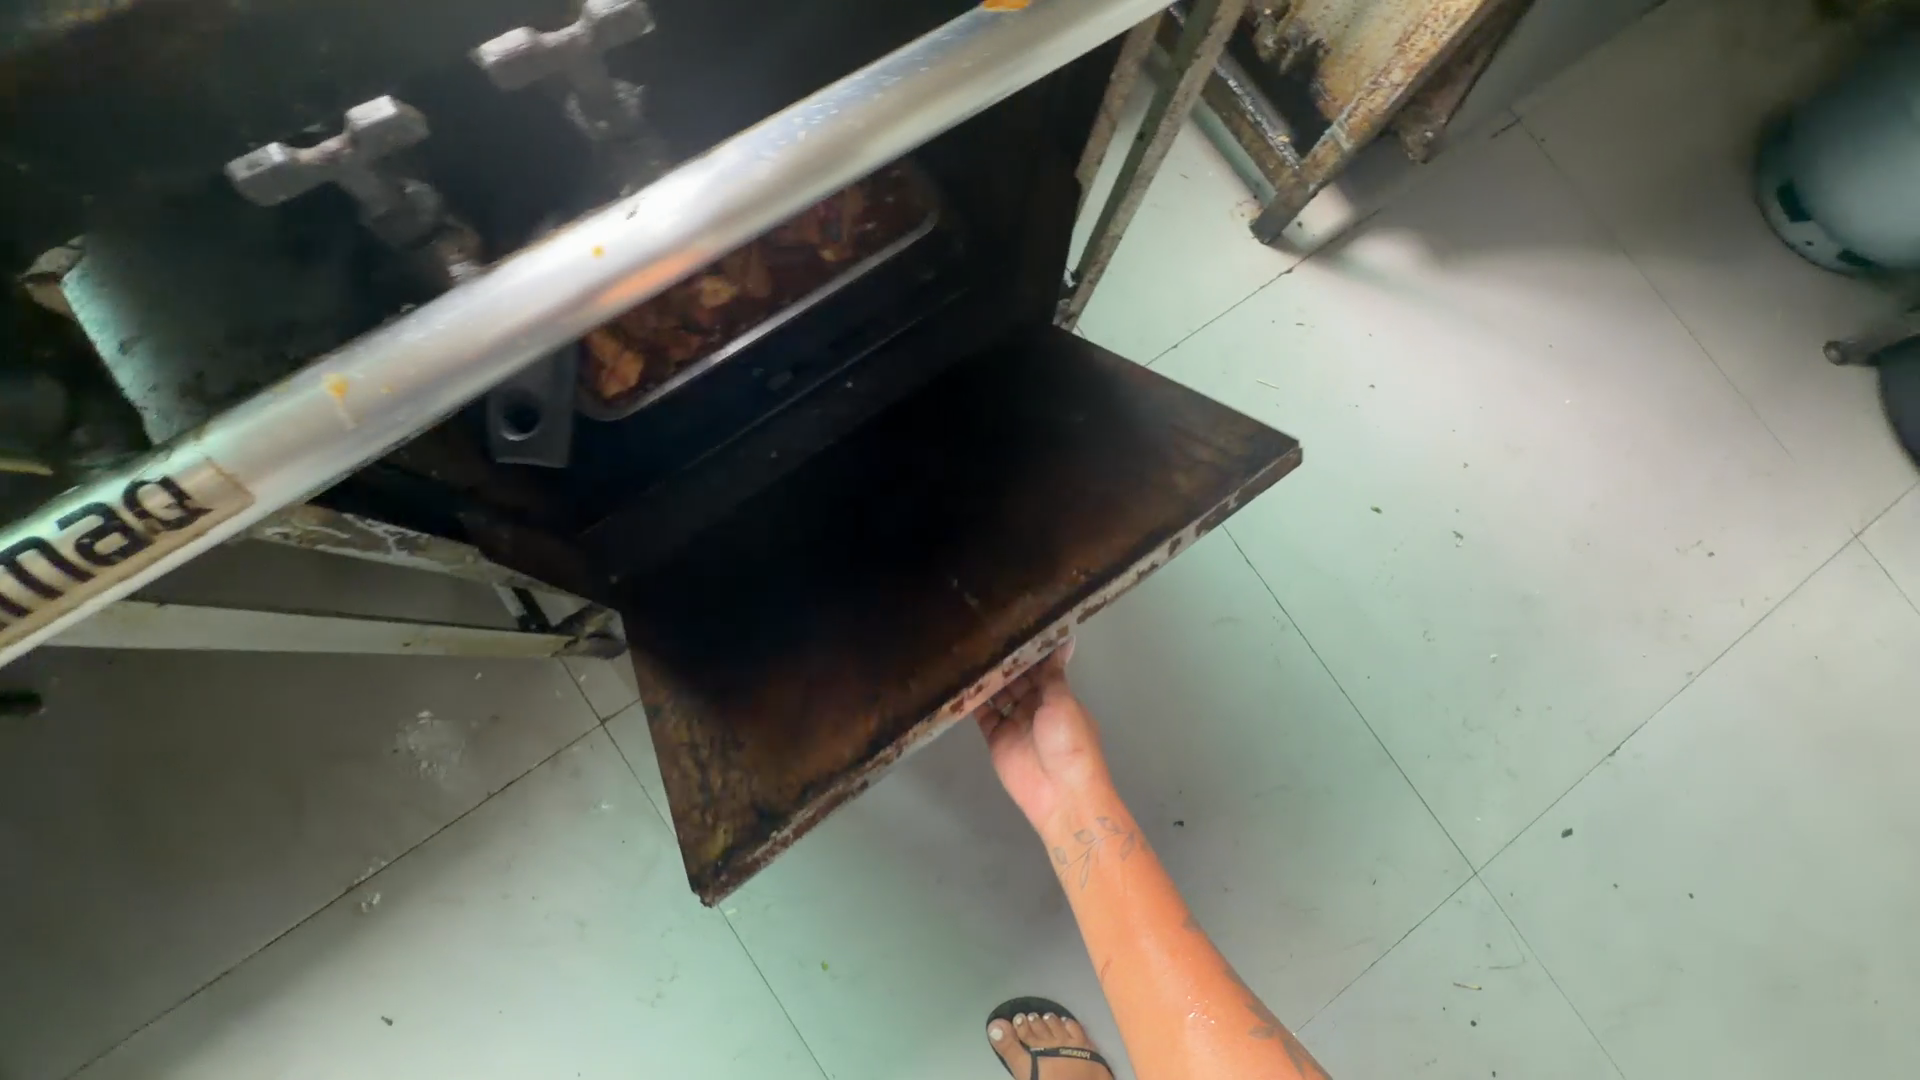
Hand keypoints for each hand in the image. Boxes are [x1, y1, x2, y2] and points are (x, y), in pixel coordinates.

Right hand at [975, 642, 1113, 830]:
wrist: (1060, 792)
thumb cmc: (1069, 741)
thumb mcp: (1063, 701)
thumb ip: (1053, 673)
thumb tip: (1066, 639)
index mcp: (1057, 696)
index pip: (1040, 668)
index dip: (1027, 651)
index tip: (1009, 627)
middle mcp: (1036, 707)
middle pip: (1017, 679)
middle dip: (1004, 663)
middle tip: (982, 636)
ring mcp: (1015, 722)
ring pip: (998, 694)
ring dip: (988, 679)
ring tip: (968, 653)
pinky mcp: (996, 738)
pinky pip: (983, 715)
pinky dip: (973, 701)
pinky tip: (961, 682)